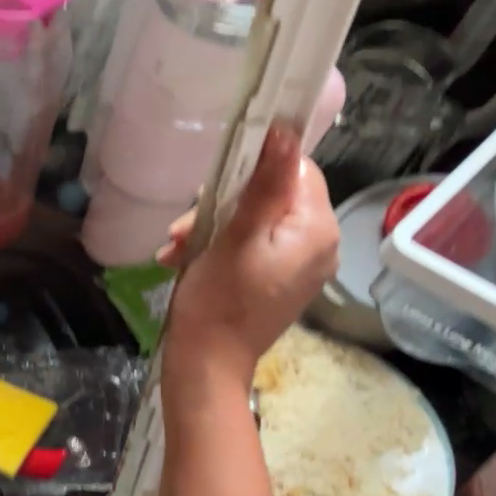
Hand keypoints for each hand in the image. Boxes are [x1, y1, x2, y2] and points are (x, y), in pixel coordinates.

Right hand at [157, 126, 337, 392]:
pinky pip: (252, 249)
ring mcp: (299, 268)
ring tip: (175, 247)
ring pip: (257, 224)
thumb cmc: (217, 302)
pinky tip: (184, 261)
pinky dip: (218, 250)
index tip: (212, 189)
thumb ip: (264, 184)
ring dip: (212, 228)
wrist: (206, 365)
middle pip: (274, 198)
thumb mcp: (235, 237)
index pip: (297, 171)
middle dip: (222, 206)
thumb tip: (286, 130)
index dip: (253, 171)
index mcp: (317, 230)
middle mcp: (319, 246)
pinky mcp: (278, 283)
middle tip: (181, 228)